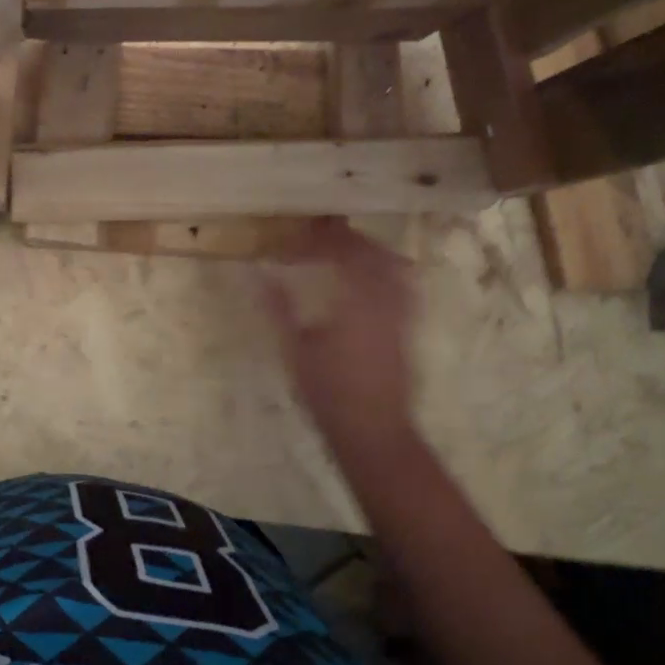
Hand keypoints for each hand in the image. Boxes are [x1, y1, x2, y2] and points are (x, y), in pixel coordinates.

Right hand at [254, 218, 418, 454]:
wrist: (374, 432)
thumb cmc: (328, 393)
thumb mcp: (294, 349)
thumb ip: (277, 306)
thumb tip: (255, 272)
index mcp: (354, 302)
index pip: (344, 253)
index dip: (324, 238)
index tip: (303, 232)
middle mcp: (385, 302)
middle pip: (374, 256)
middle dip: (350, 240)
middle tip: (325, 235)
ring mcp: (403, 317)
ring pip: (396, 269)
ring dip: (373, 253)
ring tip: (351, 251)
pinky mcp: (410, 331)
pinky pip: (407, 289)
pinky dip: (391, 274)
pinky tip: (376, 282)